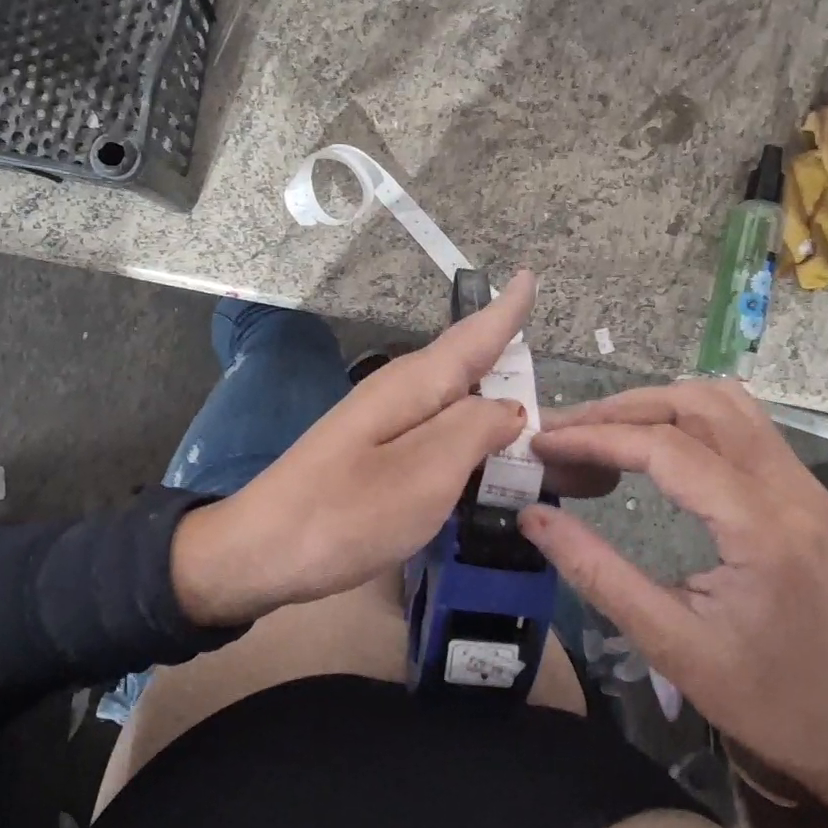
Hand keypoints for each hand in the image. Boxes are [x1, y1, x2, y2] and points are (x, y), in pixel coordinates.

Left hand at [174, 270, 607, 626]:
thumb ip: (475, 431)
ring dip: (496, 406)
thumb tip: (511, 406)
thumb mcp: (426, 473)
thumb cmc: (346, 513)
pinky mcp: (375, 456)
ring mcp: (383, 425)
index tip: (528, 276)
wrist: (261, 551)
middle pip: (467, 368)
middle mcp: (400, 392)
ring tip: (543, 418)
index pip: (473, 337)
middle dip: (514, 365)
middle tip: (566, 384)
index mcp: (414, 385)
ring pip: (454, 403)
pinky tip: (487, 454)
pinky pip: (438, 434)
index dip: (505, 312)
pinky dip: (471, 440)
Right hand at [520, 381, 827, 822]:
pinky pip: (742, 423)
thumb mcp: (666, 642)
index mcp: (762, 530)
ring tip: (600, 434)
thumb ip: (595, 571)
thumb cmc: (757, 696)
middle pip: (697, 406)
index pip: (667, 448)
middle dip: (620, 410)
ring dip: (656, 404)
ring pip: (723, 402)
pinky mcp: (801, 490)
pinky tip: (651, 445)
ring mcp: (802, 485)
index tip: (543, 444)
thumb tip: (531, 515)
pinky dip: (687, 417)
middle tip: (563, 433)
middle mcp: (790, 490)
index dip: (596, 437)